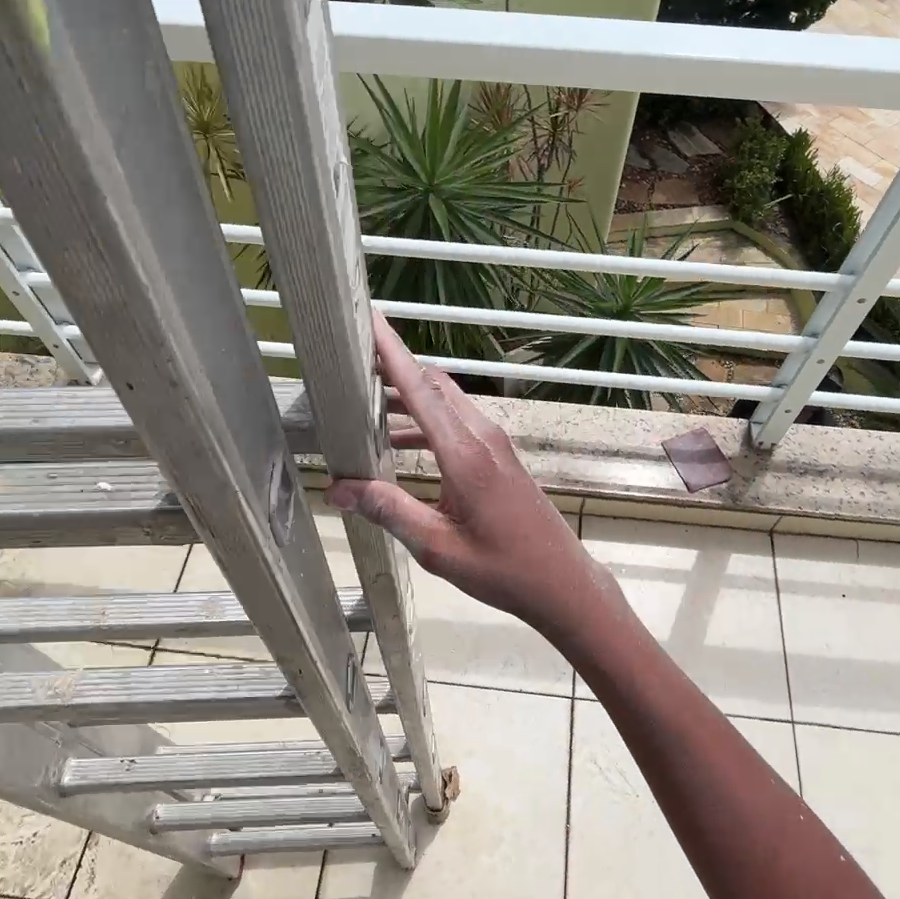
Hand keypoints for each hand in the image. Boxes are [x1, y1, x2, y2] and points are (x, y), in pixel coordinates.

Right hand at [325, 313, 616, 636]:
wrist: (560, 581)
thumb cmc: (502, 569)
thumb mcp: (438, 547)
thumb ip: (389, 511)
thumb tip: (339, 488)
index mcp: (465, 454)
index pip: (420, 390)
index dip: (391, 352)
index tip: (370, 318)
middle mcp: (481, 436)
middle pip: (434, 385)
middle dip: (395, 368)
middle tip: (354, 365)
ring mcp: (494, 444)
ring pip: (446, 402)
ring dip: (409, 398)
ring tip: (366, 405)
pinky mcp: (498, 457)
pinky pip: (456, 423)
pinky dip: (425, 422)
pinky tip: (398, 444)